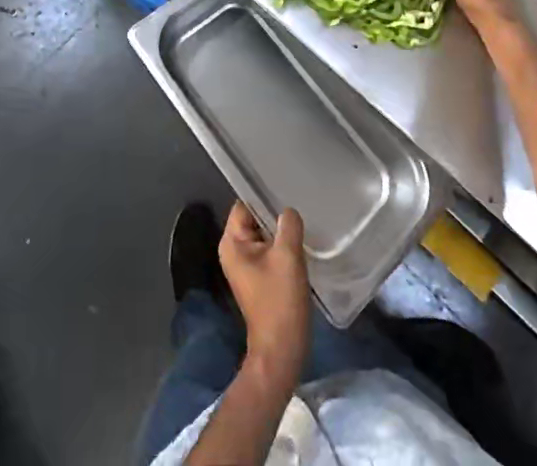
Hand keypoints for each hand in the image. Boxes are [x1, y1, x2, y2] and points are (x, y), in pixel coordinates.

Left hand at [219, 203, 309, 379]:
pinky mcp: (260, 276)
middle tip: (301, 204)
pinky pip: (271, 250)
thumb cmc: (280, 300)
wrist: (282, 348)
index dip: (263, 195)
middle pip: (255, 218)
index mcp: (231, 243)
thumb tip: (288, 210)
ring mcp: (246, 265)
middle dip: (275, 213)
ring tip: (304, 222)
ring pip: (265, 234)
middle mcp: (234, 251)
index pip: (244, 205)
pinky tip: (302, 243)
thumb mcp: (287, 256)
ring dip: (282, 231)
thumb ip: (288, 225)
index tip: (286, 187)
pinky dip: (284, 246)